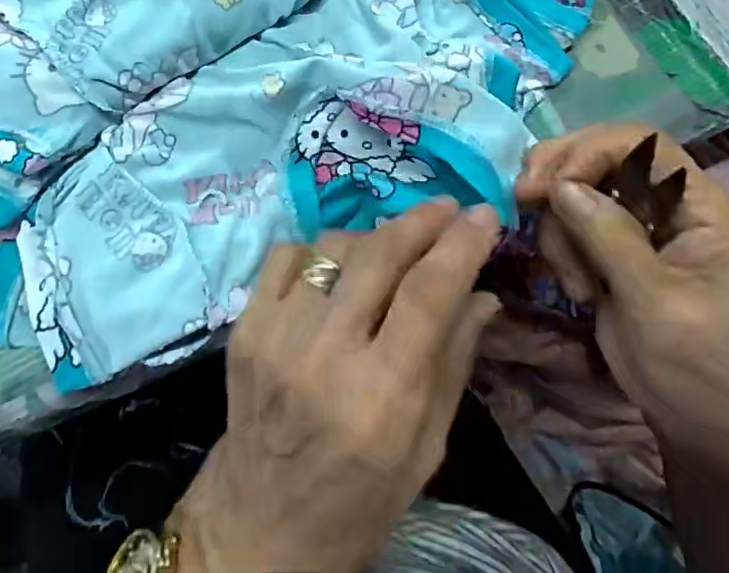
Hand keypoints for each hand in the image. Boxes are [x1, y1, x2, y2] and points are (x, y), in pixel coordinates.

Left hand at [171, 199, 502, 572]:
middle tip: (445, 208)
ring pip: (332, 248)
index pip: (427, 296)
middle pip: (377, 256)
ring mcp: (275, 335)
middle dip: (420, 222)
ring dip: (372, 236)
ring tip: (395, 244)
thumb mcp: (425, 448)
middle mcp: (324, 356)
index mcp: (380, 399)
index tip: (484, 214)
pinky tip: (338, 264)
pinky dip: (319, 249)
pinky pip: (286, 256)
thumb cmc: (360, 497)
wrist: (262, 519)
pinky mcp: (244, 326)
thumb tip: (483, 293)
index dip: (460, 245)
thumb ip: (452, 362)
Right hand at [515, 124, 728, 456]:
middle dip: (560, 177)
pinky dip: (560, 245)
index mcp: (706, 210)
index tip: (547, 185)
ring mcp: (643, 226)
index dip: (590, 150)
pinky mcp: (616, 248)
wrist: (706, 431)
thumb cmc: (699, 370)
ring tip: (574, 282)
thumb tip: (560, 185)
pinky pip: (572, 222)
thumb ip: (610, 237)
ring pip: (579, 189)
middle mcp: (674, 206)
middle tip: (524, 200)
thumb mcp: (655, 304)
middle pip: (604, 156)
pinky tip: (576, 287)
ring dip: (560, 226)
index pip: (644, 145)